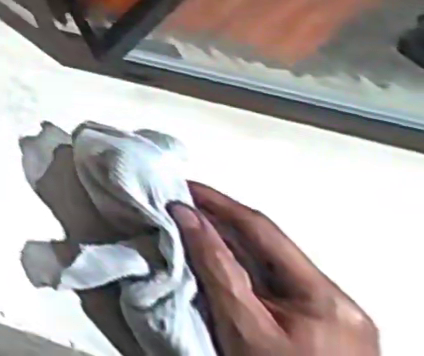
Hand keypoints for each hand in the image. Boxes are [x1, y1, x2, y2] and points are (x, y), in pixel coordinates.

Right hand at [170, 182, 377, 355]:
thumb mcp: (241, 322)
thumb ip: (214, 264)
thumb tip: (184, 212)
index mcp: (327, 297)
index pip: (262, 229)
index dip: (217, 202)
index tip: (176, 185)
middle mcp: (340, 302)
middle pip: (270, 246)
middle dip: (220, 220)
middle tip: (175, 203)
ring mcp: (338, 318)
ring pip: (272, 264)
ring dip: (228, 242)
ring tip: (187, 227)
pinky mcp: (326, 330)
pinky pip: (277, 283)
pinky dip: (241, 265)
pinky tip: (215, 261)